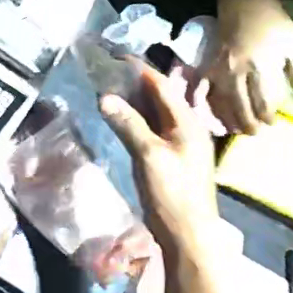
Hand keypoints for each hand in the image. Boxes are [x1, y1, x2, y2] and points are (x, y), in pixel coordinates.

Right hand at [100, 61, 228, 263]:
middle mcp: (186, 128)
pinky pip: (151, 129)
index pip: (161, 85)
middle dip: (134, 82)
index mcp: (187, 123)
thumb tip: (105, 97)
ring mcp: (179, 145)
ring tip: (107, 88)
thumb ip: (128, 124)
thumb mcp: (148, 155)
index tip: (114, 56)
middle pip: (159, 97)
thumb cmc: (172, 194)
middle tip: (106, 70)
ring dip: (133, 100)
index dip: (139, 69)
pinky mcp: (169, 159)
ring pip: (154, 113)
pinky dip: (134, 119)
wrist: (188, 236)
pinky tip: (119, 119)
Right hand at [202, 2, 292, 134]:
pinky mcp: (207, 64)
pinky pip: (199, 86)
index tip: (271, 124)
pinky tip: (199, 112)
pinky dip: (197, 100)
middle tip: (252, 133)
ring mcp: (219, 68)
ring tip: (232, 128)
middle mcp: (237, 70)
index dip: (266, 116)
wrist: (246, 2)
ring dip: (226, 117)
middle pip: (240, 105)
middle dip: (246, 123)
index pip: (262, 101)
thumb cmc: (274, 23)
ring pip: (220, 100)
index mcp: (261, 67)